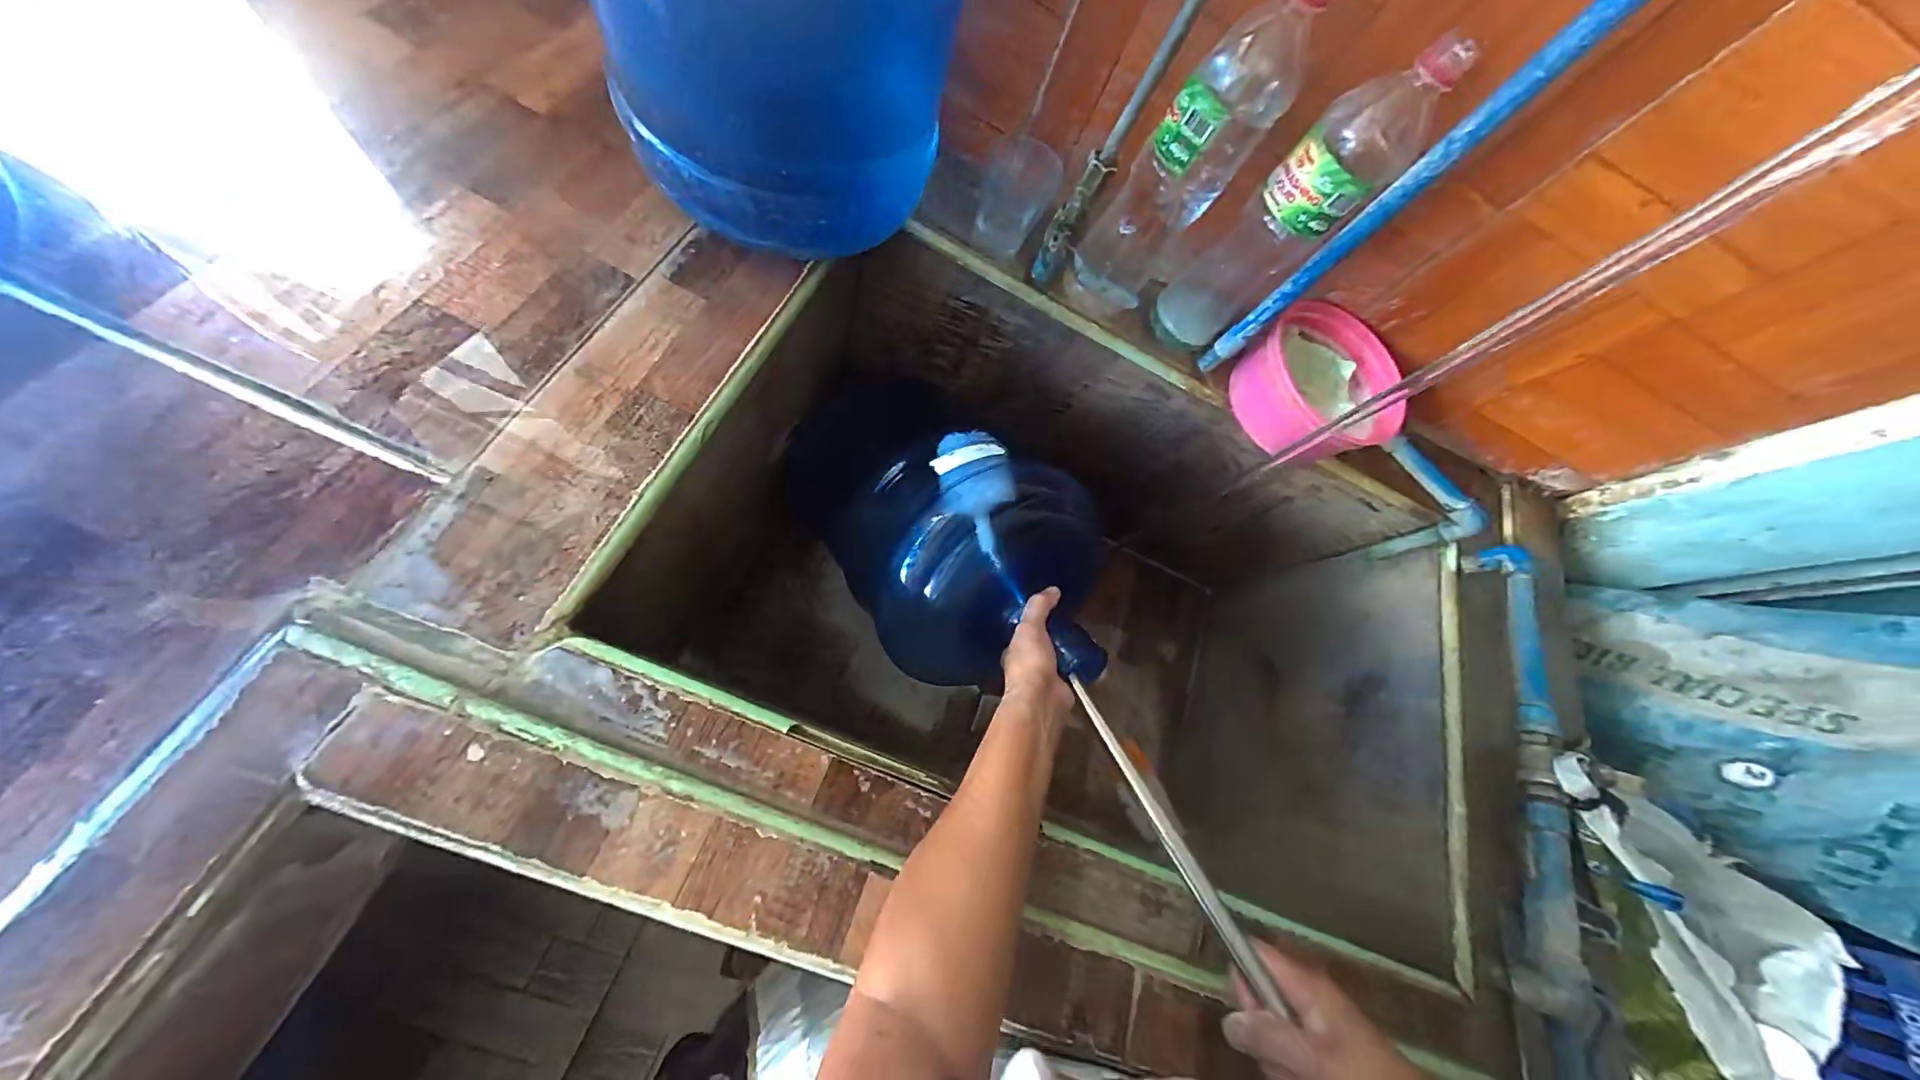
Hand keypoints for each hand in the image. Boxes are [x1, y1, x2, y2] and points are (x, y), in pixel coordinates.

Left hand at [1001, 588, 1072, 721]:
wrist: (1042, 698)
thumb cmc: (1029, 661)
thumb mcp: (1030, 627)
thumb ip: (1039, 607)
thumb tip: (1052, 590)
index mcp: (1014, 650)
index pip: (1023, 631)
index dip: (1034, 620)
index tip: (1050, 608)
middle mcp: (1027, 664)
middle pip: (1042, 644)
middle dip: (1054, 635)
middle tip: (1071, 620)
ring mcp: (1044, 677)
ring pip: (1057, 657)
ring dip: (1068, 649)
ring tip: (1084, 635)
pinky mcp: (1062, 687)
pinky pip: (1073, 671)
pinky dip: (1081, 664)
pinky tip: (1092, 655)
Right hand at [1223, 941, 1421, 1079]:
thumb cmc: (1362, 1078)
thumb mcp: (1315, 1060)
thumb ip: (1270, 1036)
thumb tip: (1227, 1019)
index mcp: (1306, 983)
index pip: (1254, 951)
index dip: (1238, 970)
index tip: (1241, 1004)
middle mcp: (1305, 995)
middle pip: (1255, 994)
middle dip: (1257, 1027)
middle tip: (1279, 1055)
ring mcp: (1311, 1024)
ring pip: (1266, 1029)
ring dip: (1273, 1057)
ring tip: (1299, 1075)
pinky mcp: (1317, 1050)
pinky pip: (1283, 1051)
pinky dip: (1286, 1070)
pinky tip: (1302, 1079)